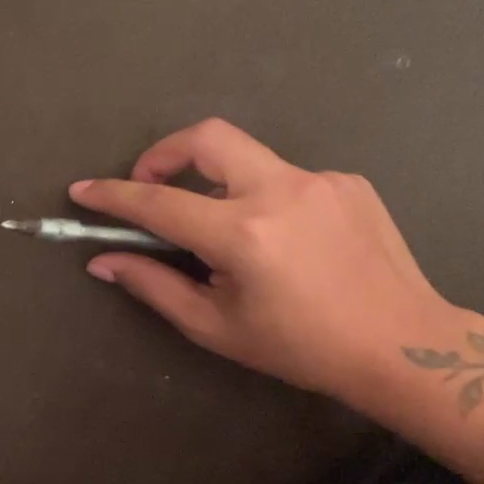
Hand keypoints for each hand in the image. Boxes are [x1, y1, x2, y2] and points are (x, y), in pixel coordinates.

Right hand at [70, 118, 456, 400]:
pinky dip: (256, 199)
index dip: (112, 195)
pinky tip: (271, 241)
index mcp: (243, 234)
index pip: (159, 203)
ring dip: (212, 183)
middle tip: (148, 187)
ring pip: (246, 159)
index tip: (82, 190)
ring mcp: (321, 180)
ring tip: (213, 230)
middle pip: (208, 137)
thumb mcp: (211, 324)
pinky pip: (283, 178)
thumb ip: (152, 285)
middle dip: (164, 153)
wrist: (401, 344)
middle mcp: (282, 191)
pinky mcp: (347, 183)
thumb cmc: (296, 346)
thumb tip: (103, 261)